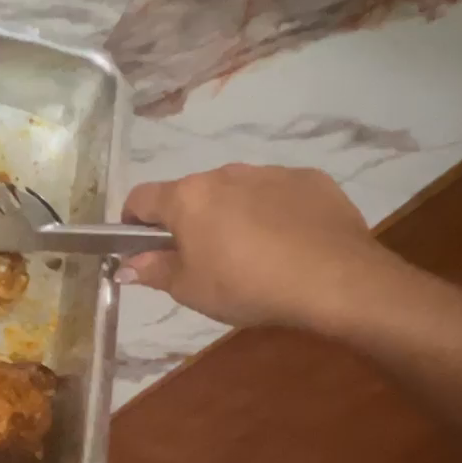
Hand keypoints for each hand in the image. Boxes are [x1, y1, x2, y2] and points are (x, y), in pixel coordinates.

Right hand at [116, 164, 397, 328]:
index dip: (132, 223)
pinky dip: (270, 213)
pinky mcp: (309, 179)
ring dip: (229, 215)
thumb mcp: (189, 289)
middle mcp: (224, 174)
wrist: (335, 280)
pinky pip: (275, 193)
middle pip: (189, 194)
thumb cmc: (246, 287)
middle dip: (186, 221)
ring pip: (233, 192)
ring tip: (248, 254)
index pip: (140, 198)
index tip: (143, 248)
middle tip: (199, 261)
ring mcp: (270, 173)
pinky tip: (284, 244)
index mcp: (187, 198)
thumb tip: (126, 267)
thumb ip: (153, 271)